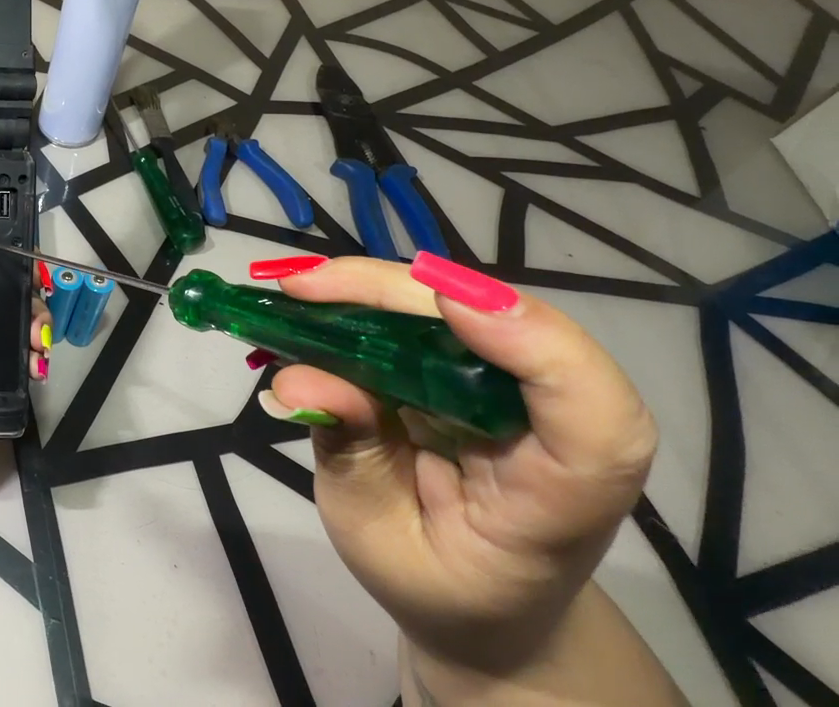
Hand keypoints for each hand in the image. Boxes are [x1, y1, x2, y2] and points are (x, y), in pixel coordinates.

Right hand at [262, 254, 657, 670]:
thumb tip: (294, 380)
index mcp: (562, 492)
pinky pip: (427, 321)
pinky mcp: (470, 372)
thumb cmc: (443, 586)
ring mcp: (511, 389)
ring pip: (460, 310)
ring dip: (374, 288)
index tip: (448, 305)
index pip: (591, 413)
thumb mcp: (381, 537)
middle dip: (400, 294)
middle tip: (304, 285)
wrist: (481, 600)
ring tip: (296, 287)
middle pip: (504, 329)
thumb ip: (350, 456)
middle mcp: (551, 422)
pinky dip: (366, 302)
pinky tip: (314, 298)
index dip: (535, 345)